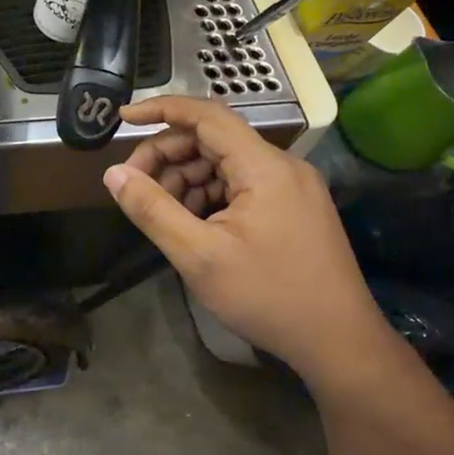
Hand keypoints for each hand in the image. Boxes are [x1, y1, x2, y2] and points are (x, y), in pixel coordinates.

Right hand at [101, 97, 393, 386]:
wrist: (341, 345)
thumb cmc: (269, 297)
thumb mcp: (199, 256)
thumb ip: (152, 210)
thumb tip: (113, 174)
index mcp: (264, 168)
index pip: (206, 115)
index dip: (161, 109)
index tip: (122, 117)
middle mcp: (281, 167)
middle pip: (211, 139)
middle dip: (166, 156)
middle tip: (134, 187)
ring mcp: (291, 188)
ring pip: (223, 163)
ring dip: (184, 179)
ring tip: (161, 214)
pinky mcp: (293, 208)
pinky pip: (239, 184)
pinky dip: (207, 195)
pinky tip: (191, 225)